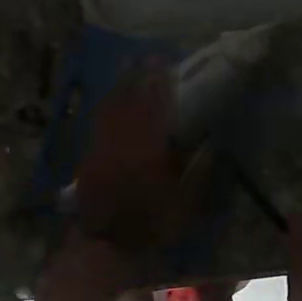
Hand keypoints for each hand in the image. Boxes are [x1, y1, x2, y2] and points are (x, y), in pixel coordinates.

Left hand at [73, 67, 206, 250]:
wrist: (106, 244)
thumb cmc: (150, 226)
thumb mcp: (185, 204)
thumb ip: (199, 173)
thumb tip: (212, 144)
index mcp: (150, 150)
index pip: (157, 109)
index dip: (160, 84)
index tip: (165, 64)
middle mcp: (125, 143)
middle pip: (130, 102)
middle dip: (137, 77)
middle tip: (143, 56)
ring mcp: (103, 149)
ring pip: (110, 111)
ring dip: (119, 88)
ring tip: (125, 68)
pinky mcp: (89, 160)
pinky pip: (98, 126)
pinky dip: (104, 109)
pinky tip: (108, 102)